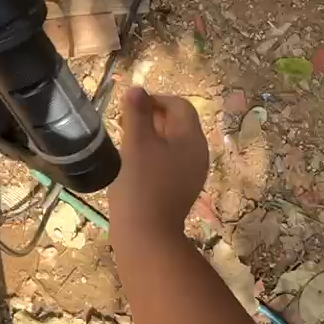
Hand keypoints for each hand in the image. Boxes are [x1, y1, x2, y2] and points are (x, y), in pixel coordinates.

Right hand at [107, 86, 208, 241]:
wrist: (146, 234)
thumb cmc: (141, 185)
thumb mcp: (136, 144)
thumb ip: (136, 113)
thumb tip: (136, 88)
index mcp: (191, 139)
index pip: (179, 105)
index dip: (154, 99)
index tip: (129, 107)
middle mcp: (198, 153)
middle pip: (178, 123)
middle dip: (152, 117)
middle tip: (125, 123)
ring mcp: (191, 173)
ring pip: (173, 142)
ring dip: (151, 136)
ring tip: (127, 142)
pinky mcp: (181, 188)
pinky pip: (170, 161)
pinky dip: (154, 154)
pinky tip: (135, 164)